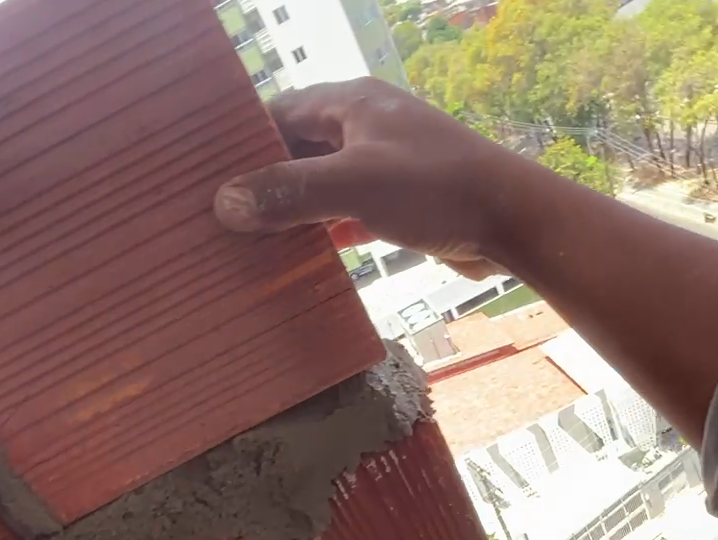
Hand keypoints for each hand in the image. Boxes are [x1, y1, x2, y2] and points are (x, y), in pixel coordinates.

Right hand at [213, 78, 552, 277]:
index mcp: (350, 104)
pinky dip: (328, 233)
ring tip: (251, 240)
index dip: (243, 141)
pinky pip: (350, 215)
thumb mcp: (354, 184)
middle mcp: (364, 129)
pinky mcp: (401, 205)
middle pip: (299, 151)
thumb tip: (225, 203)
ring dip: (295, 211)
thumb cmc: (435, 188)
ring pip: (324, 187)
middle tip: (222, 215)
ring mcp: (384, 168)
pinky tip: (305, 257)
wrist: (510, 220)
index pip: (279, 112)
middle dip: (265, 180)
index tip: (207, 174)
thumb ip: (291, 191)